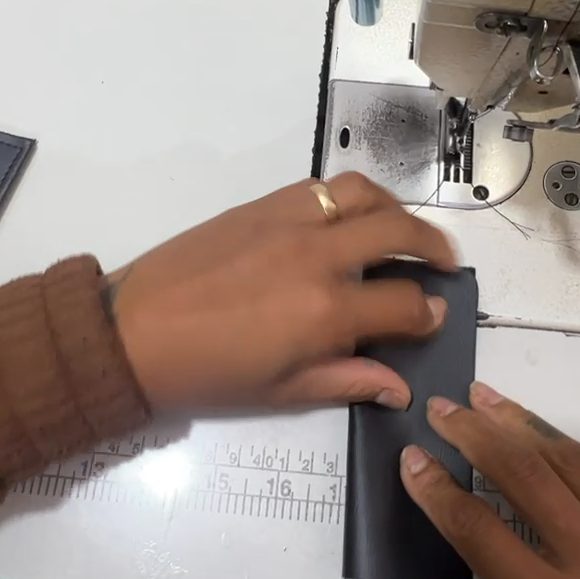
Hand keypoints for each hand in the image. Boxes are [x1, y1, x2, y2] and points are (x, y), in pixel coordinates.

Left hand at [108, 173, 457, 412]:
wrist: (135, 332)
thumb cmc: (209, 374)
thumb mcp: (283, 392)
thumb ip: (349, 380)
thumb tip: (400, 387)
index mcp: (327, 311)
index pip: (404, 303)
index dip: (428, 313)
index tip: (432, 317)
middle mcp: (319, 255)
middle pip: (400, 231)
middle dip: (435, 246)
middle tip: (443, 263)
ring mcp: (290, 220)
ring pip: (364, 193)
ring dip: (395, 208)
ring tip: (402, 228)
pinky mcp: (263, 203)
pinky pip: (321, 186)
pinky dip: (348, 196)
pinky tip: (347, 217)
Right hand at [383, 384, 579, 578]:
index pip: (477, 529)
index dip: (436, 490)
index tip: (411, 458)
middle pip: (523, 475)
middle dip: (474, 433)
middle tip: (441, 407)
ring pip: (569, 460)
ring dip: (521, 422)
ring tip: (483, 397)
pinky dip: (565, 448)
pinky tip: (539, 433)